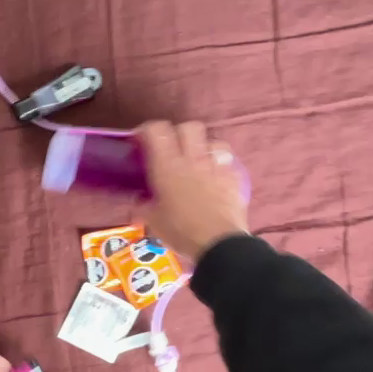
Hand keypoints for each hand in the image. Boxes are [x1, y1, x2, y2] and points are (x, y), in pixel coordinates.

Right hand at [138, 119, 248, 260]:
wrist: (218, 244)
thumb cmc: (180, 232)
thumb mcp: (153, 221)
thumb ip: (143, 206)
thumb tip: (138, 200)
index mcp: (167, 166)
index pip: (157, 130)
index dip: (148, 130)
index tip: (142, 140)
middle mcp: (192, 159)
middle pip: (188, 127)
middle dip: (179, 133)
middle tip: (172, 149)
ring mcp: (216, 166)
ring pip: (211, 140)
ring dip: (203, 147)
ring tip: (197, 161)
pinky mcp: (233, 177)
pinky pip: (226, 161)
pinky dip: (219, 164)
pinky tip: (215, 177)